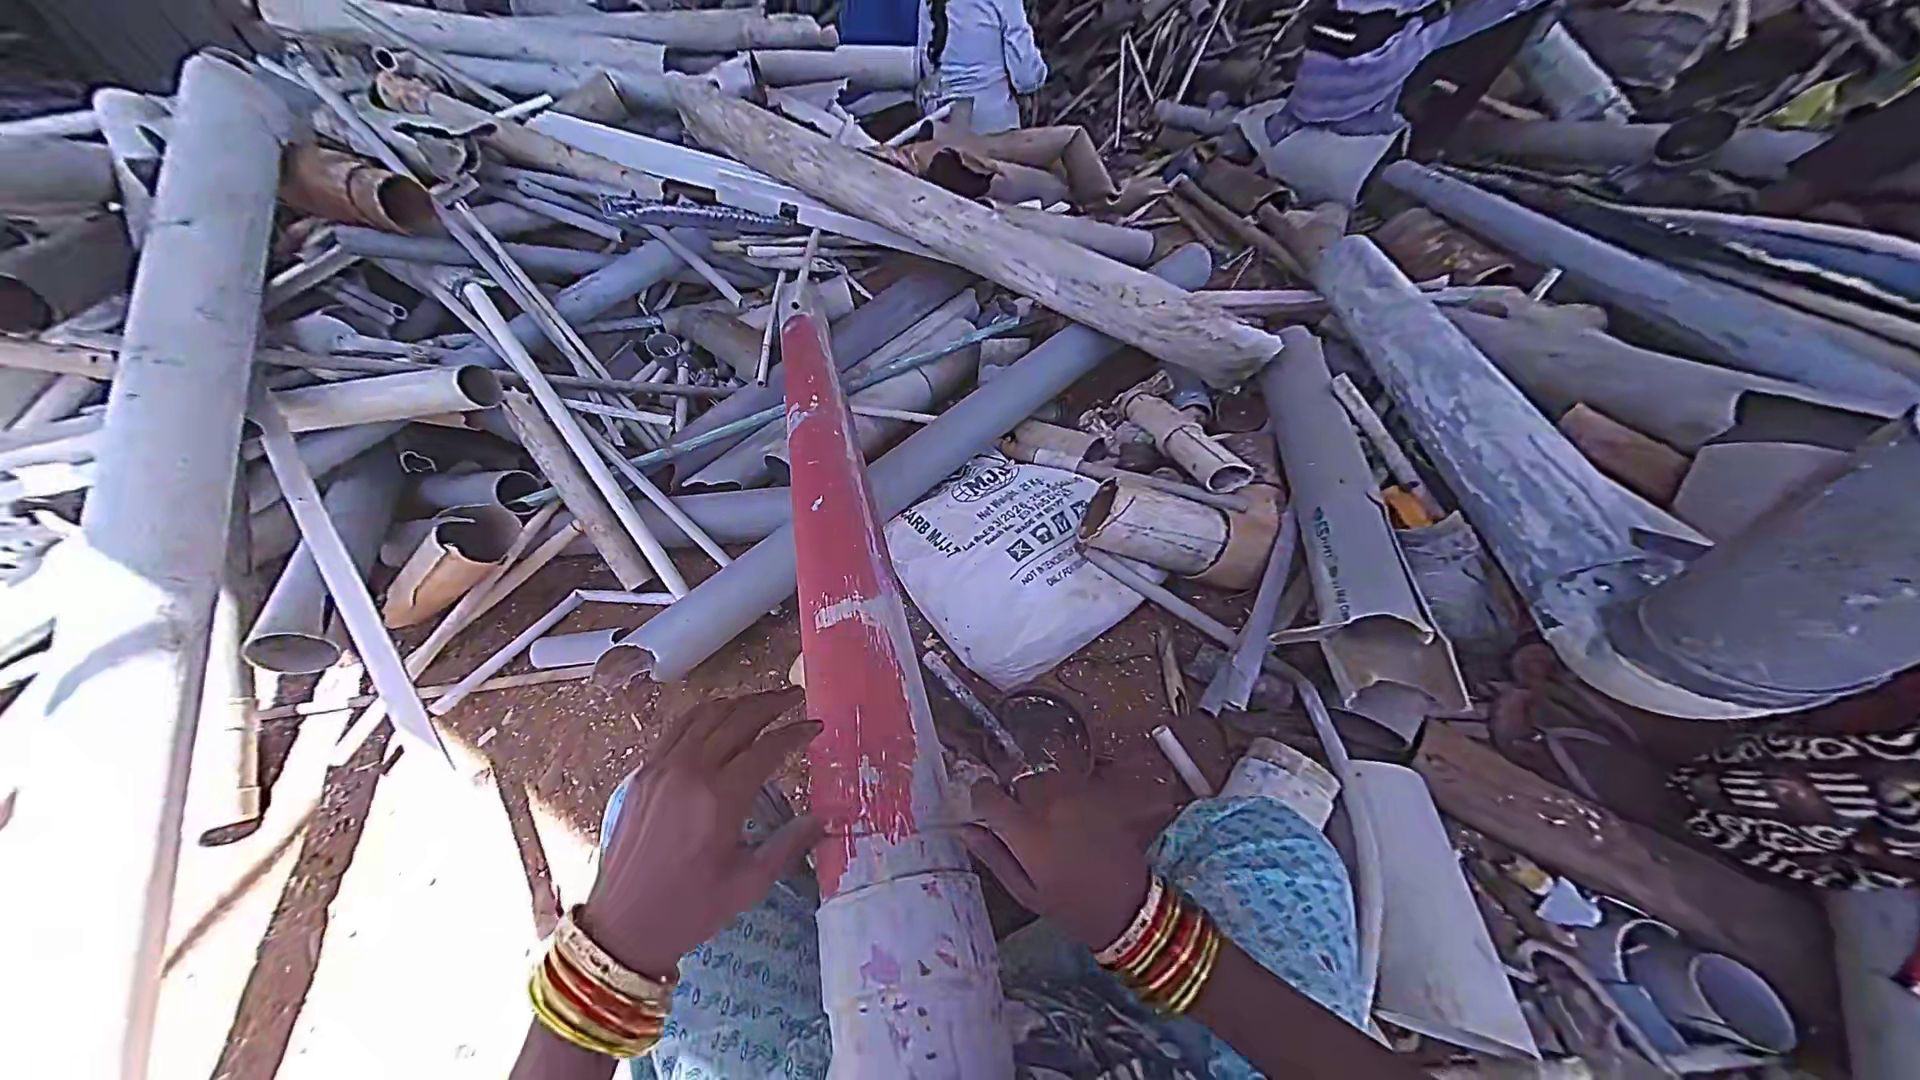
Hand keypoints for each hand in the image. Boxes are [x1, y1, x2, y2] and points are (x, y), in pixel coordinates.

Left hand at [583, 688, 822, 977]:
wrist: (621, 928)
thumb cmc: (689, 909)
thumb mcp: (749, 884)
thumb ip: (789, 845)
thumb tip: (822, 819)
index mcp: (721, 798)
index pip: (769, 747)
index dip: (796, 733)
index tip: (816, 727)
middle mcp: (692, 771)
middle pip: (740, 718)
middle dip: (772, 703)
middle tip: (795, 697)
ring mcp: (663, 767)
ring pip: (708, 715)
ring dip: (741, 702)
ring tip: (763, 701)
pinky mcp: (644, 772)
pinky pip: (679, 727)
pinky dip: (706, 713)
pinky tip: (720, 715)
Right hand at [962, 771, 1152, 951]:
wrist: (1130, 905)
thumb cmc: (1072, 906)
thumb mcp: (1025, 891)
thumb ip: (992, 855)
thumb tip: (964, 827)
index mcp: (1027, 832)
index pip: (987, 793)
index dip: (981, 799)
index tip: (985, 812)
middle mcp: (1049, 803)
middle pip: (1016, 784)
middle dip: (1015, 801)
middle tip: (1026, 831)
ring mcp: (1075, 793)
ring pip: (1041, 779)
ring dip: (1039, 796)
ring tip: (1052, 827)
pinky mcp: (1095, 791)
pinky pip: (1066, 781)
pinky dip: (1061, 795)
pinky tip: (1071, 821)